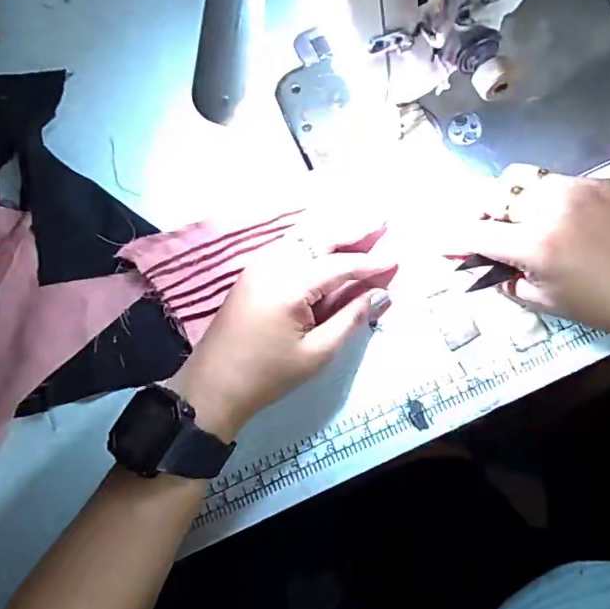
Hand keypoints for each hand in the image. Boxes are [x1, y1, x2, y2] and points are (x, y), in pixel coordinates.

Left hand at [166, 242, 395, 441]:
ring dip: (334, 232)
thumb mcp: (317, 353)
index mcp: (289, 286)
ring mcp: (259, 266)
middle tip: (383, 221)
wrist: (212, 387)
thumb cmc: (268, 375)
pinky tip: (330, 241)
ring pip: (303, 238)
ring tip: (363, 227)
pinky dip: (314, 241)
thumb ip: (351, 318)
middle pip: (319, 238)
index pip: (339, 266)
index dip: (370, 264)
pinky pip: (290, 247)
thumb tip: (379, 293)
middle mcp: (273, 266)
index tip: (397, 261)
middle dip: (353, 231)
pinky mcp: (253, 274)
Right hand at [449, 166, 609, 357]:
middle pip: (496, 193)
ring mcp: (578, 187)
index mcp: (537, 243)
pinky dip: (548, 198)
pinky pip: (559, 182)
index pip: (478, 231)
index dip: (454, 237)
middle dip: (482, 212)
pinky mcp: (600, 181)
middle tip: (486, 231)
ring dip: (514, 199)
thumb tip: (485, 267)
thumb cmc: (606, 306)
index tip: (445, 243)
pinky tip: (564, 220)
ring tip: (522, 220)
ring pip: (526, 179)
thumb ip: (508, 281)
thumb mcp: (548, 302)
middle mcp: (552, 206)